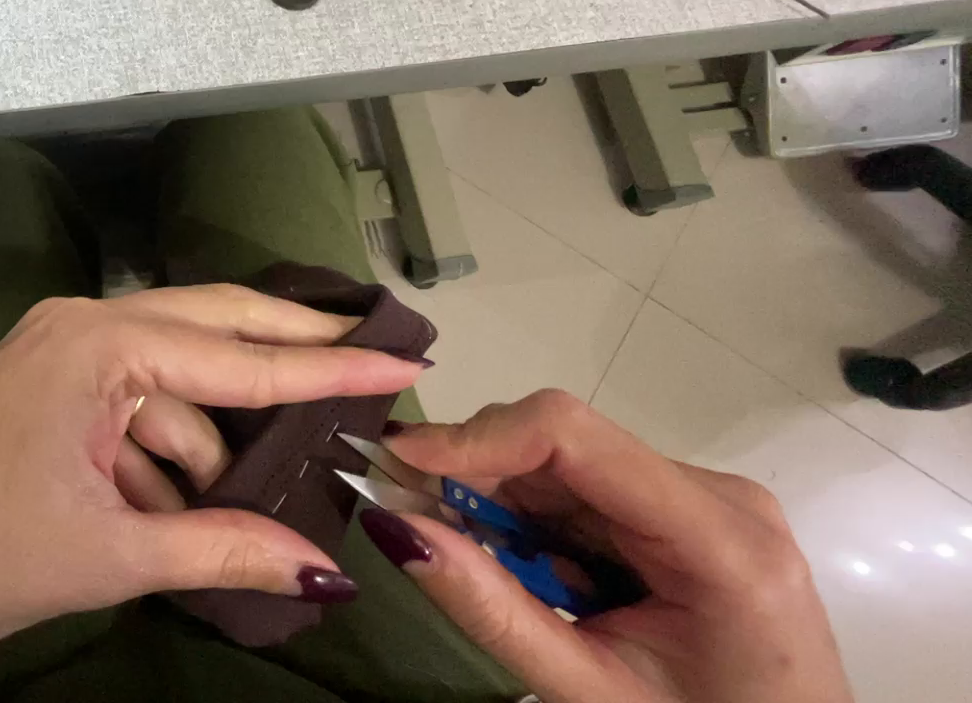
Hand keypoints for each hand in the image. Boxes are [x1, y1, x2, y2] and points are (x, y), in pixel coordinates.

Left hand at [0, 285, 428, 683]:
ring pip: (173, 380)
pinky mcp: (52, 378)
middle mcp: (81, 323)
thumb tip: (325, 568)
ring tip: (239, 507)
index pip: (234, 355)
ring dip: (206, 442)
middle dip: (286, 352)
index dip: (325, 365)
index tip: (402, 359)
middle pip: (210, 327)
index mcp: (94, 345)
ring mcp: (62, 346)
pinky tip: (161, 510)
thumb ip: (222, 548)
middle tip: (372, 358)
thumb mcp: (110, 554)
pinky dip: (162, 450)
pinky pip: (135, 402)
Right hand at [361, 389, 850, 702]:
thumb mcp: (590, 691)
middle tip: (415, 518)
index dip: (474, 436)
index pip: (570, 435)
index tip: (396, 460)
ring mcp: (697, 495)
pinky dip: (524, 516)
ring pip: (551, 459)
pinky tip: (529, 566)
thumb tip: (390, 524)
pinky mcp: (674, 505)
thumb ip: (491, 609)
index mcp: (721, 540)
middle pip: (554, 442)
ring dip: (495, 500)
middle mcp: (713, 493)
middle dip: (473, 475)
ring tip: (481, 562)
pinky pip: (569, 483)